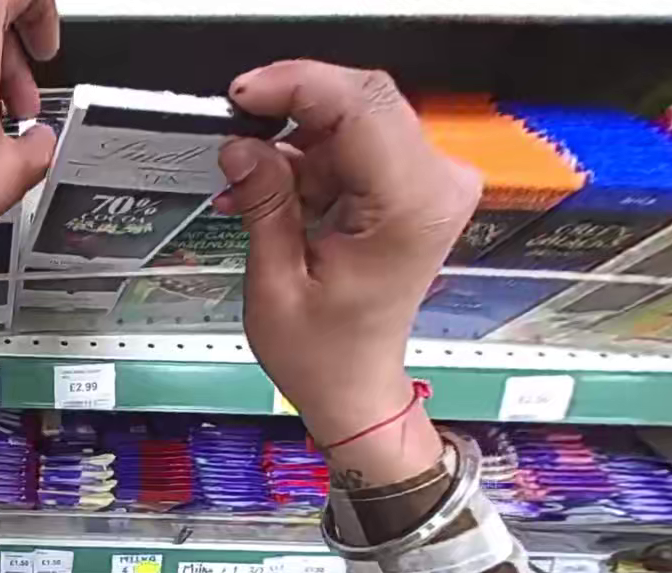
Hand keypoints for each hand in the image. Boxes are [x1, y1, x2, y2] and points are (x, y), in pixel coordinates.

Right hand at [217, 62, 479, 483]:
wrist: (355, 388)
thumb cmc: (320, 356)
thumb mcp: (276, 285)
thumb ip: (264, 205)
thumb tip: (241, 147)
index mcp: (408, 207)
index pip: (359, 105)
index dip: (294, 86)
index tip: (242, 94)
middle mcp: (434, 186)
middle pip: (361, 106)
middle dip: (290, 118)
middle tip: (237, 145)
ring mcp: (429, 187)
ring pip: (354, 128)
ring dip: (294, 152)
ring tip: (246, 193)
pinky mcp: (413, 194)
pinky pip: (357, 155)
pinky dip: (310, 170)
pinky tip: (272, 200)